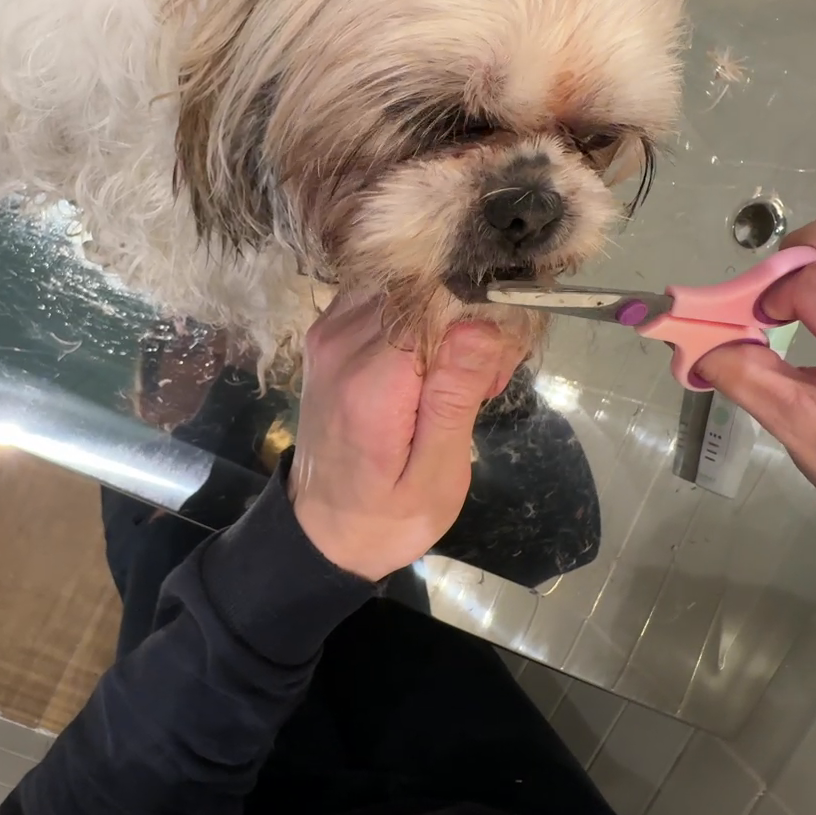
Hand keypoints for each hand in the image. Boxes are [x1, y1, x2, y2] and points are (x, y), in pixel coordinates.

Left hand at [289, 294, 524, 580]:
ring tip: (458, 380)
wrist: (322, 527)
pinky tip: (429, 365)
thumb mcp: (435, 475)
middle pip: (424, 288)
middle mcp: (339, 341)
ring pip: (408, 286)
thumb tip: (480, 323)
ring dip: (445, 320)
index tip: (494, 372)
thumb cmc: (386, 516)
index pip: (437, 302)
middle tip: (483, 383)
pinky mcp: (328, 329)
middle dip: (468, 322)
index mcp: (368, 382)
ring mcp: (328, 330)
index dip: (480, 325)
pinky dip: (418, 320)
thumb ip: (454, 395)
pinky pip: (385, 298)